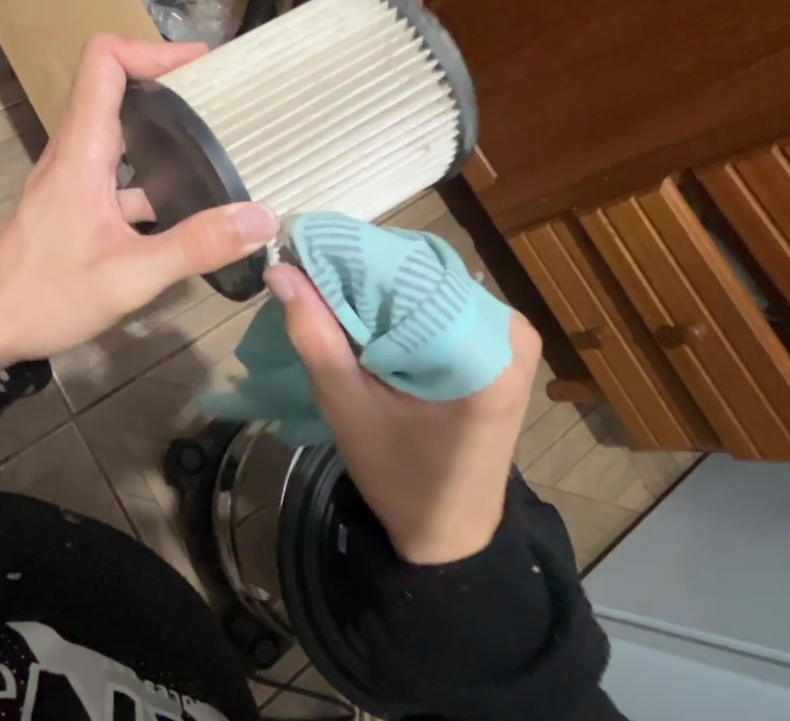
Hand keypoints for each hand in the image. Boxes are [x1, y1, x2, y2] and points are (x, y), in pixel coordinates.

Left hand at [0, 35, 278, 368]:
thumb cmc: (44, 295)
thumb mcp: (128, 277)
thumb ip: (194, 246)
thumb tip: (261, 218)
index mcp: (82, 150)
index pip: (104, 62)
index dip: (151, 50)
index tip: (203, 68)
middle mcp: (75, 153)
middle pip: (116, 90)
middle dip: (170, 86)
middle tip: (224, 104)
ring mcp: (72, 180)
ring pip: (120, 134)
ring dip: (164, 132)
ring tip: (217, 147)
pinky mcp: (73, 206)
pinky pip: (118, 174)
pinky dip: (153, 176)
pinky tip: (187, 208)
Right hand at [265, 264, 541, 564]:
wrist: (450, 531)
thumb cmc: (400, 475)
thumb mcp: (347, 406)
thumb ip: (314, 335)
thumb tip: (278, 269)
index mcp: (488, 348)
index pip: (412, 273)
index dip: (352, 260)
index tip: (302, 258)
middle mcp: (510, 329)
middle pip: (424, 275)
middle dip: (364, 275)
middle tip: (309, 280)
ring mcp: (510, 335)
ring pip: (430, 285)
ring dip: (380, 290)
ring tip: (330, 298)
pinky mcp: (500, 346)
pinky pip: (442, 305)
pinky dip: (402, 307)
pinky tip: (366, 319)